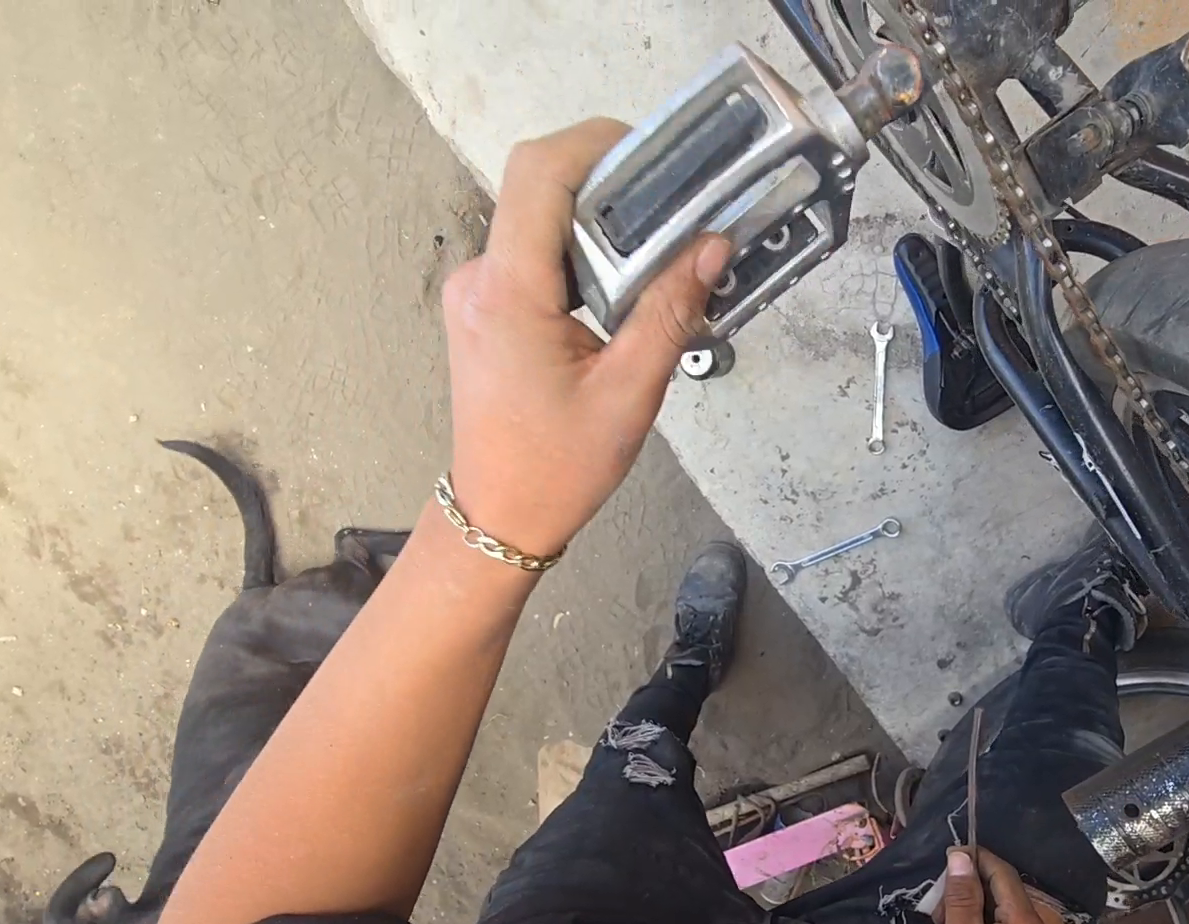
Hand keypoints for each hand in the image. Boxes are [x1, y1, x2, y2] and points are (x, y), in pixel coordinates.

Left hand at [440, 119, 729, 557]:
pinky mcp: (485, 312)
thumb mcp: (630, 392)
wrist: (502, 515)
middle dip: (610, 188)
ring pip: (539, 226)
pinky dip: (580, 260)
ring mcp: (476, 295)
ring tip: (659, 255)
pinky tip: (622, 290)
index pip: (539, 173)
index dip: (596, 144)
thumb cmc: (560, 466)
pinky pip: (533, 260)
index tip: (654, 158)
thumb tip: (712, 247)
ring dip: (599, 229)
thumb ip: (671, 312)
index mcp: (509, 293)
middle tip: (675, 210)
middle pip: (539, 191)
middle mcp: (480, 280)